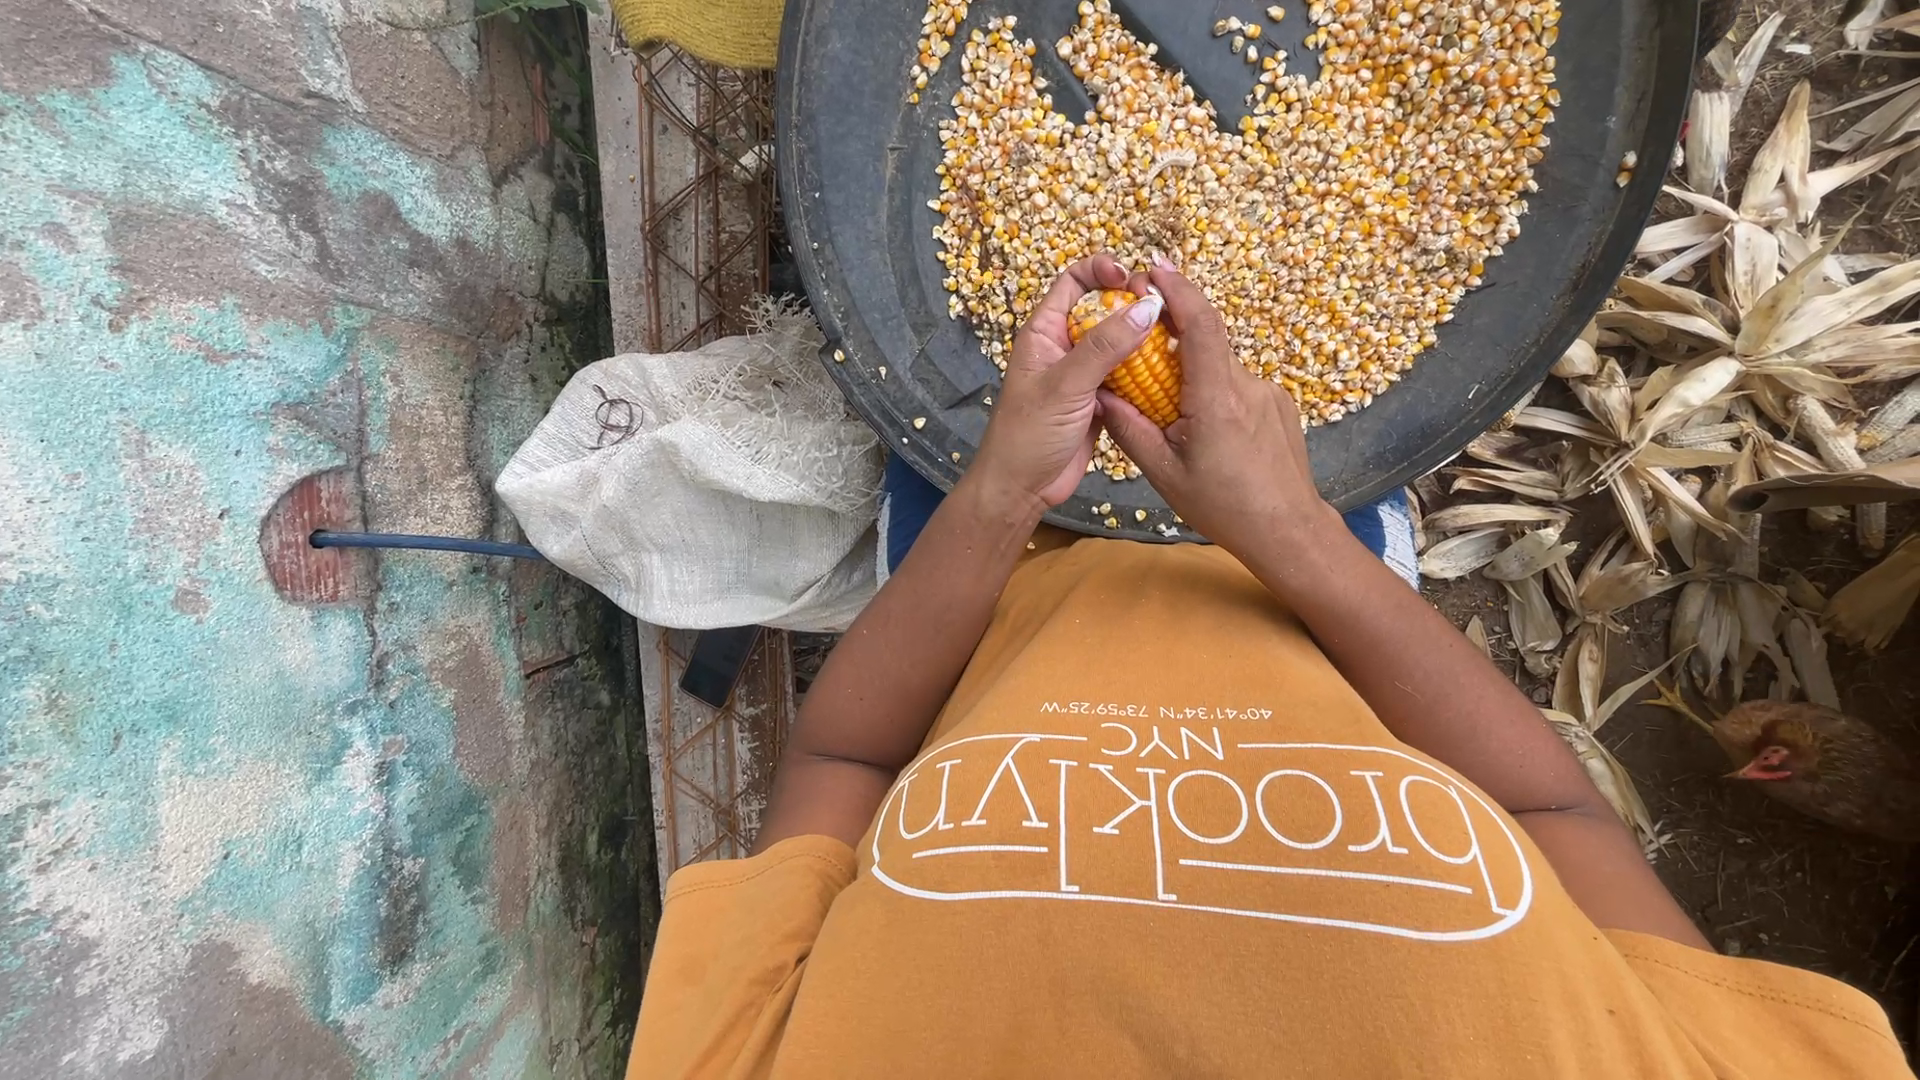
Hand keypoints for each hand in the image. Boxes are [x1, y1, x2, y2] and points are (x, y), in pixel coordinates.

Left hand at [971, 255, 1163, 512]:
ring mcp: (1081, 374)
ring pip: (1118, 343)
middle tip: (1161, 310)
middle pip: (1103, 309)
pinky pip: (1125, 374)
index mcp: (1043, 333)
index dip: (1101, 270)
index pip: (1073, 283)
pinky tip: (1167, 368)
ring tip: (1172, 335)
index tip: (1131, 277)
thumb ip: (1105, 346)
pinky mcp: (1097, 400)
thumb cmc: (1028, 435)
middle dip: (1132, 303)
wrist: (1021, 488)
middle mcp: (1063, 347)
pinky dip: (1144, 369)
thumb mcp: (1065, 385)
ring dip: (1142, 338)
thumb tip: (1148, 307)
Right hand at [1098, 261, 1334, 555]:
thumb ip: (1130, 430)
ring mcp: (1267, 393)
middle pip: (1206, 342)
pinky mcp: (1277, 403)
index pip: (1202, 326)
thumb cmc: (1222, 507)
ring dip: (1191, 373)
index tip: (1155, 269)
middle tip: (1141, 343)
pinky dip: (1212, 392)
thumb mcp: (1164, 474)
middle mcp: (1246, 387)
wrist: (1286, 529)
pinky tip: (1205, 430)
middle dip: (1173, 334)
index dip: (1179, 290)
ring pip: (1219, 367)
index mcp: (1216, 401)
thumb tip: (1102, 397)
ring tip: (1172, 410)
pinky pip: (1235, 385)